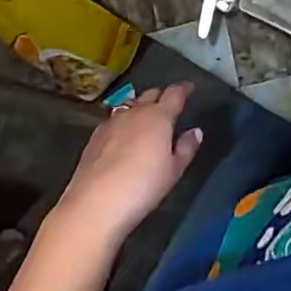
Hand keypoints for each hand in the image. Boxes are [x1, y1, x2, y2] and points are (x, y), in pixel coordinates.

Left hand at [53, 83, 202, 239]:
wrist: (95, 204)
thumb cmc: (142, 186)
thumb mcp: (173, 171)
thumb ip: (186, 148)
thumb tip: (195, 131)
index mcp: (159, 116)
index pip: (174, 94)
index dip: (183, 89)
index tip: (189, 87)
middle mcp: (135, 112)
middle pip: (150, 94)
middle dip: (161, 96)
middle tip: (168, 104)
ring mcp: (112, 122)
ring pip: (130, 106)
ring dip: (140, 108)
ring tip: (145, 119)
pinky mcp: (94, 137)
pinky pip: (114, 121)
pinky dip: (122, 123)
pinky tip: (121, 137)